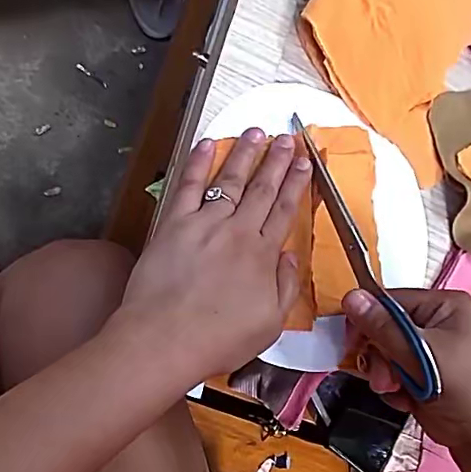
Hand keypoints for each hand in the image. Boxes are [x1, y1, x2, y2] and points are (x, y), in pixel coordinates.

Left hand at [114, 129, 311, 376]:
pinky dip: (199, 163)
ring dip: (244, 154)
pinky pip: (189, 186)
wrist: (166, 339)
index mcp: (262, 255)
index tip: (304, 162)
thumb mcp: (270, 323)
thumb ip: (285, 287)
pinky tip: (208, 144)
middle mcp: (237, 231)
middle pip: (262, 189)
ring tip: (256, 132)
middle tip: (287, 137)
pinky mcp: (173, 225)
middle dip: (276, 161)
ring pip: (230, 180)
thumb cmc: (219, 339)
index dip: (296, 184)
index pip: (284, 211)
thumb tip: (291, 256)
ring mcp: (204, 224)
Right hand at [342, 288, 470, 449]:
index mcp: (445, 306)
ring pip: (388, 356)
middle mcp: (439, 325)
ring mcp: (433, 353)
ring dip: (387, 376)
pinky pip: (396, 376)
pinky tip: (408, 401)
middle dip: (381, 356)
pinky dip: (396, 390)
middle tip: (384, 379)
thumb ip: (382, 327)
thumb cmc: (467, 388)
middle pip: (386, 330)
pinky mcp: (428, 378)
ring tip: (399, 392)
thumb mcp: (420, 353)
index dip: (368, 321)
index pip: (391, 302)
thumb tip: (350, 297)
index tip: (352, 343)